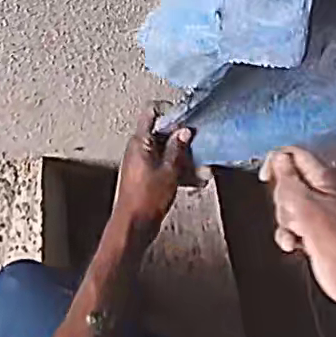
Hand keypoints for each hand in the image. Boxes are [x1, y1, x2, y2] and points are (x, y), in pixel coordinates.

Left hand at [113, 107, 193, 235]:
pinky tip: (195, 180)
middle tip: (199, 145)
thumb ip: (177, 148)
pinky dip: (177, 171)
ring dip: (183, 158)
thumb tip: (184, 131)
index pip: (151, 113)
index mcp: (140, 141)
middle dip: (182, 139)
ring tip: (202, 168)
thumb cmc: (146, 199)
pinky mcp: (145, 176)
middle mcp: (138, 149)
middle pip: (161, 133)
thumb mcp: (169, 170)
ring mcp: (141, 162)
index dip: (169, 110)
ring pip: (165, 151)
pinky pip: (163, 166)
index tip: (186, 117)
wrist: (133, 225)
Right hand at [262, 147, 335, 308]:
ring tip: (296, 227)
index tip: (267, 175)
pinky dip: (287, 235)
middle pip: (286, 183)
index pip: (294, 154)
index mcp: (322, 178)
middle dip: (280, 197)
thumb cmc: (334, 238)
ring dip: (285, 219)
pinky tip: (294, 241)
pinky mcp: (312, 233)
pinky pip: (289, 227)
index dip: (277, 161)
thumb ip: (286, 175)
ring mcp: (316, 214)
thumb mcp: (300, 199)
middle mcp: (321, 193)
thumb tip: (278, 158)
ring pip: (285, 207)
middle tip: (288, 205)